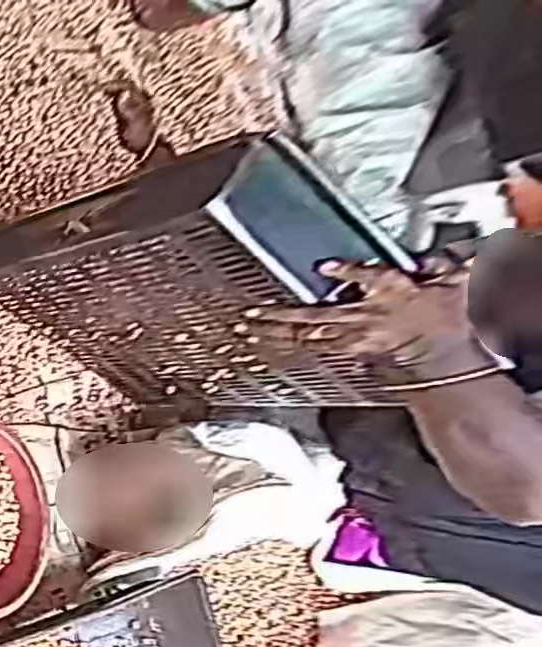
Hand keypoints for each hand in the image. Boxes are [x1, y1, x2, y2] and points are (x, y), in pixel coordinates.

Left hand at [245, 257, 490, 385]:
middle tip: (252, 312)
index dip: (348, 272)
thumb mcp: (452, 278)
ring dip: (269, 332)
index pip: (371, 278)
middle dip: (282, 314)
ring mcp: (349, 333)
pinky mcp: (339, 346)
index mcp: (394, 291)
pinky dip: (277, 343)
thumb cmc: (439, 306)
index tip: (324, 266)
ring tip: (243, 328)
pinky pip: (302, 346)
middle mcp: (364, 315)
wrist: (437, 343)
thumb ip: (445, 262)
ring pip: (302, 334)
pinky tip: (254, 341)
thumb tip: (448, 252)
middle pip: (316, 315)